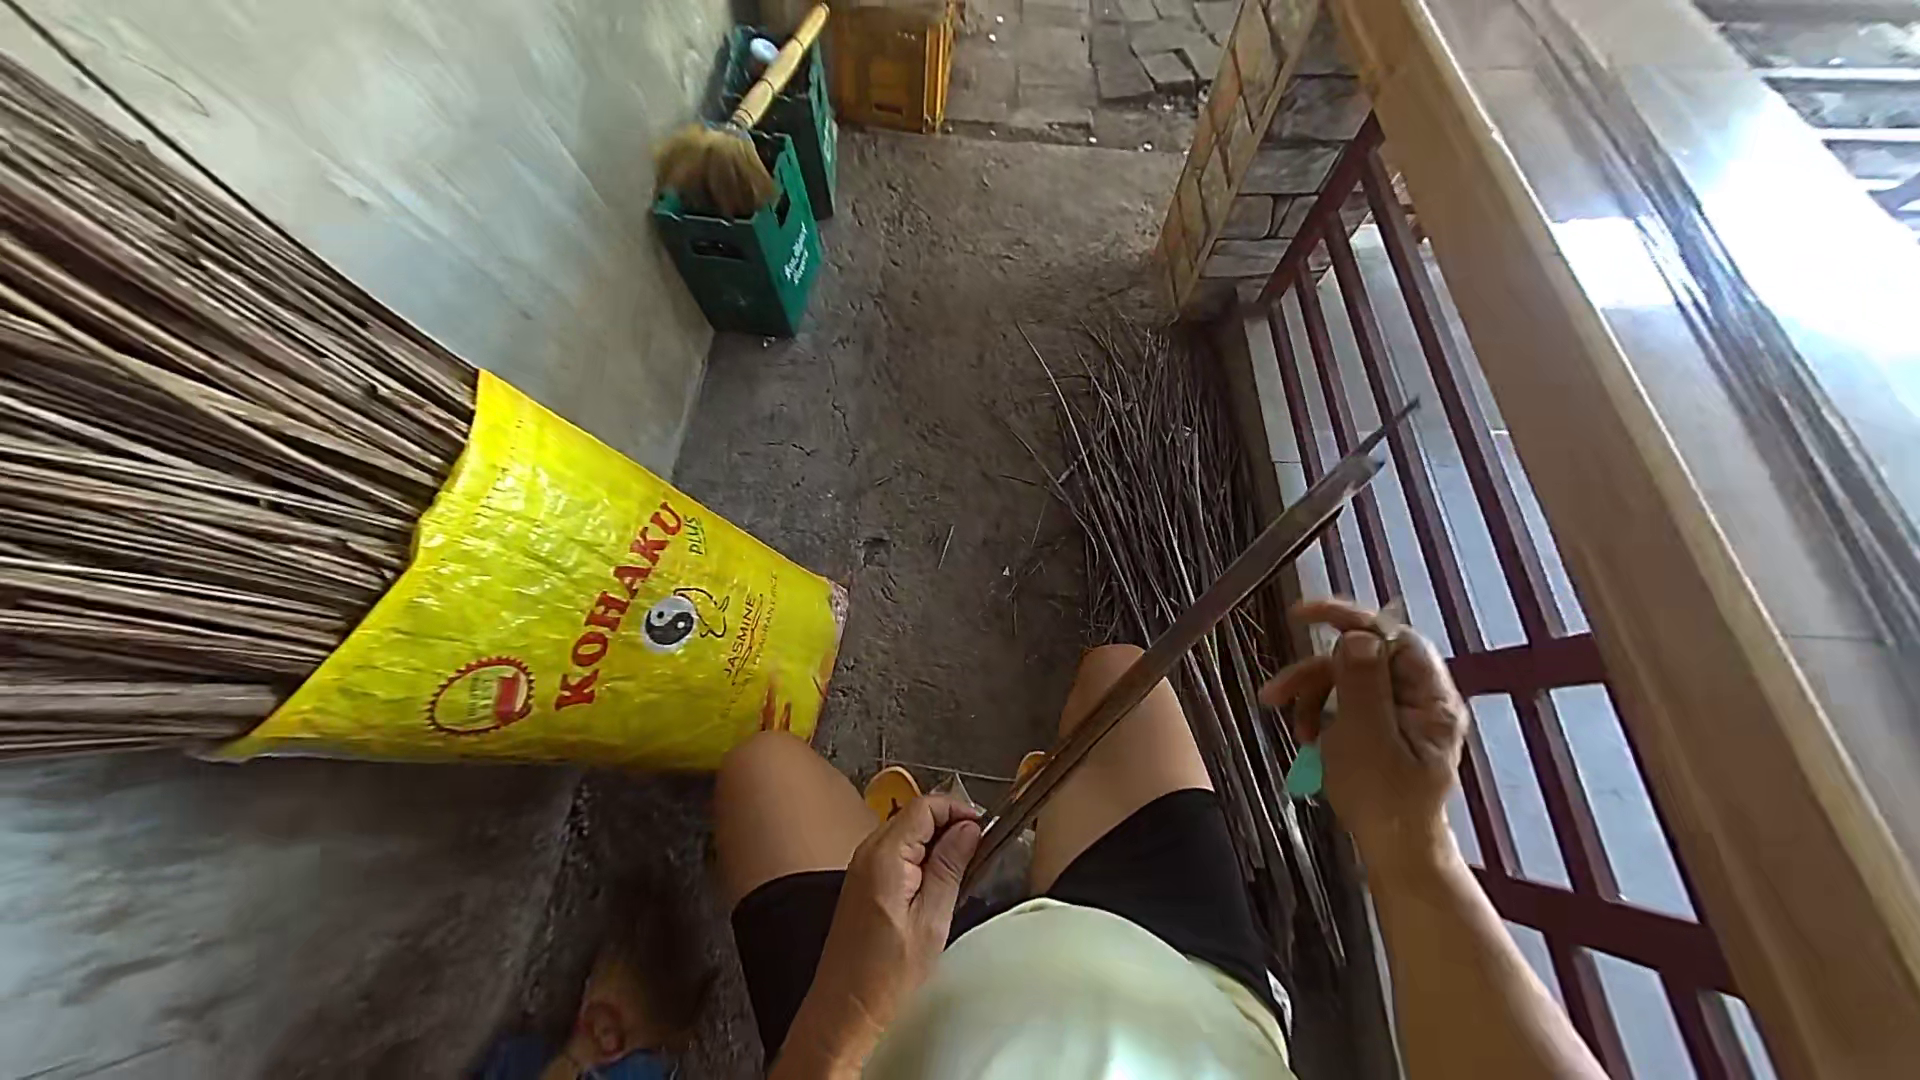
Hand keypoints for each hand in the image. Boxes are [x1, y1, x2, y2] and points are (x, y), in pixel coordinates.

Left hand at [773, 794, 981, 1077]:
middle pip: (916, 813)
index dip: (958, 809)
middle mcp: (869, 850)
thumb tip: (969, 829)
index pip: (925, 806)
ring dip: (937, 838)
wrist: (843, 1012)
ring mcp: (862, 863)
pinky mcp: (863, 878)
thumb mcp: (931, 921)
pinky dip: (921, 853)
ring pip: (908, 828)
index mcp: (885, 855)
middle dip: (950, 822)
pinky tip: (937, 879)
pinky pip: (897, 848)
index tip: (983, 828)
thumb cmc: (885, 977)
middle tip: (979, 848)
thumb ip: (950, 867)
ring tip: (963, 865)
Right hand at [1260, 598, 1468, 871]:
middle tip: (1275, 692)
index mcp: (1428, 697)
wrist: (1393, 849)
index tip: (1301, 614)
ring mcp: (1397, 710)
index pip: (1391, 635)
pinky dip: (1316, 711)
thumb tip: (1357, 636)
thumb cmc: (1382, 800)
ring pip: (1342, 678)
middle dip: (1313, 673)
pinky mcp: (1377, 724)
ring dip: (1308, 695)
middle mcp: (1416, 696)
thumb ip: (1362, 685)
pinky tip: (1305, 734)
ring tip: (1289, 724)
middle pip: (1358, 657)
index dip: (1348, 618)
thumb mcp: (1366, 740)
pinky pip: (1340, 699)